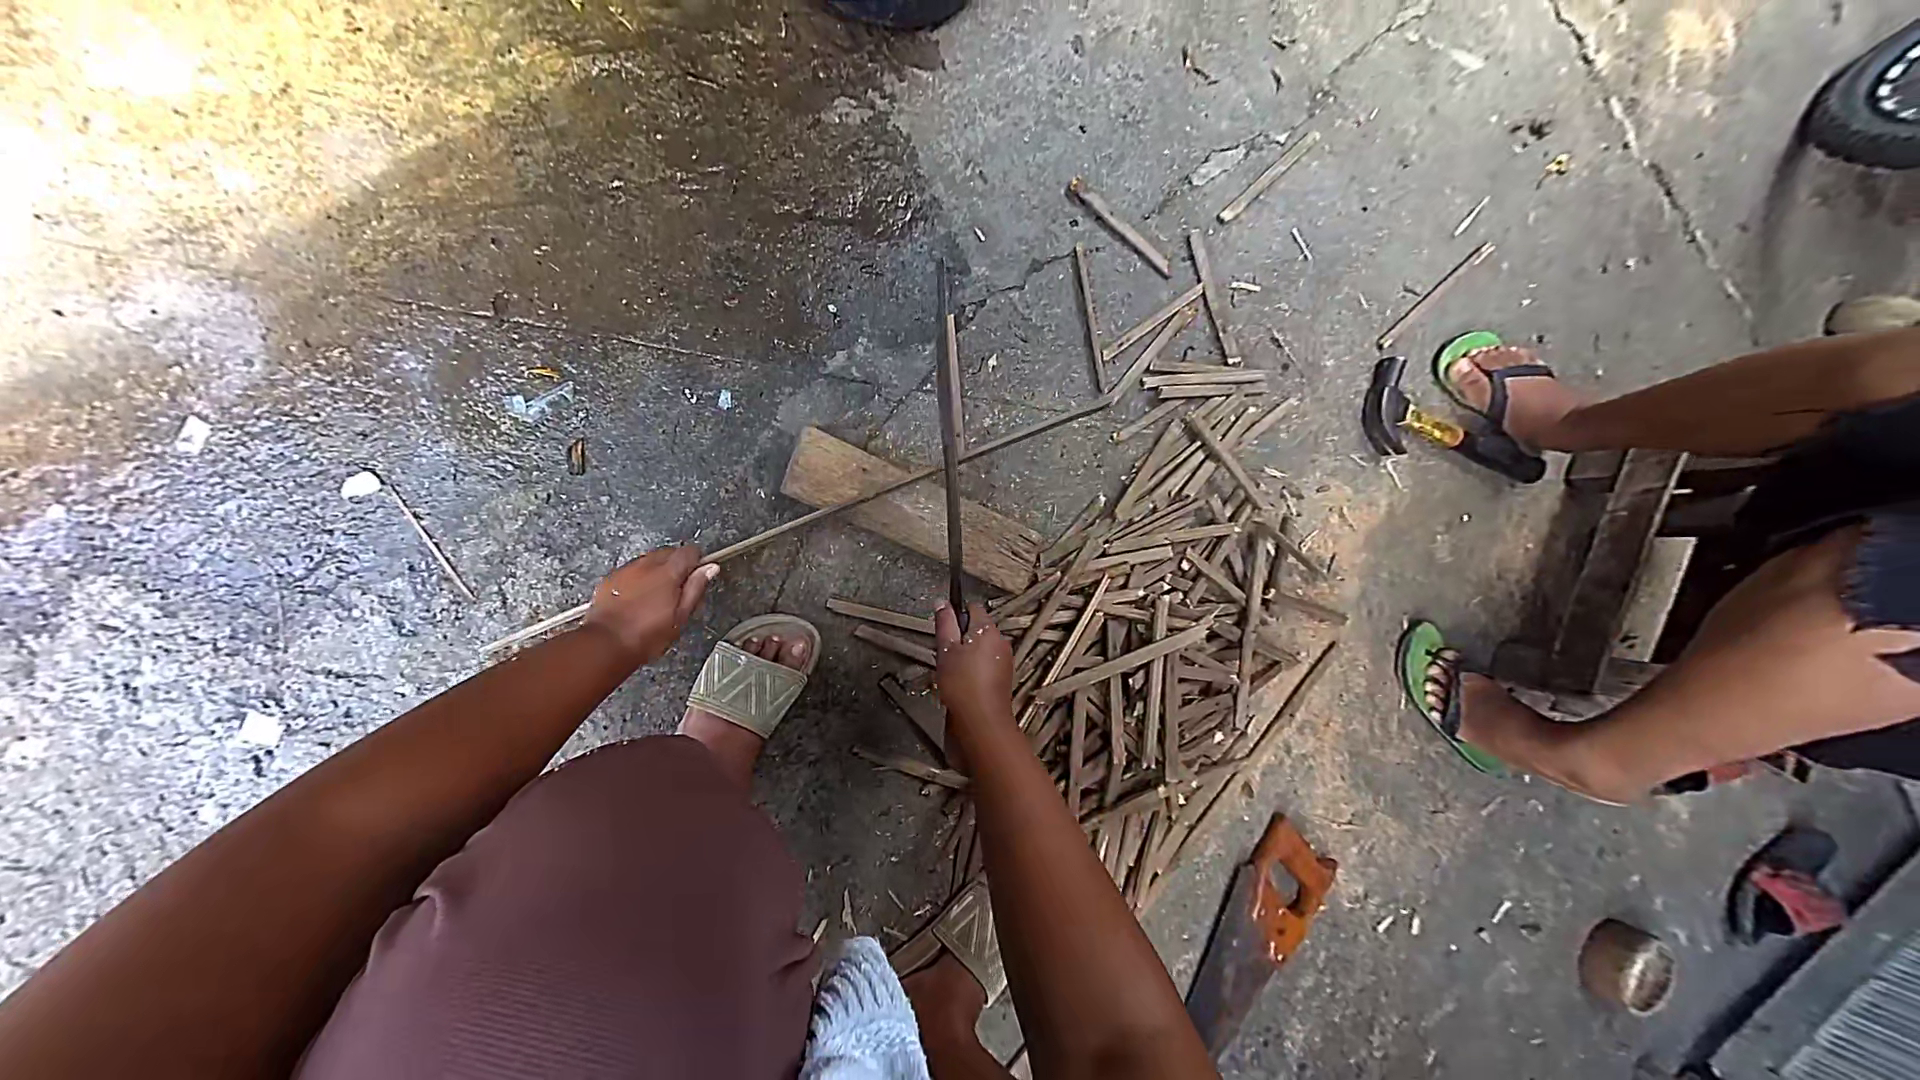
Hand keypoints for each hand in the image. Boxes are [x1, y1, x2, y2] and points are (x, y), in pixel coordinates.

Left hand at [584, 546, 716, 664]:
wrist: (605, 645)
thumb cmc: (644, 636)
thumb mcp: (681, 616)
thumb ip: (696, 588)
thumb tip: (710, 569)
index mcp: (668, 573)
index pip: (689, 552)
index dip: (697, 561)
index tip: (697, 574)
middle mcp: (646, 566)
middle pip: (668, 553)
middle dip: (677, 565)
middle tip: (678, 589)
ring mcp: (626, 571)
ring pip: (649, 560)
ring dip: (656, 571)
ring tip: (656, 597)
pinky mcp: (610, 579)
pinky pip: (630, 571)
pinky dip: (637, 579)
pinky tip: (637, 599)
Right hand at [933, 602, 1014, 765]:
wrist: (981, 722)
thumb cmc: (962, 685)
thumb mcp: (946, 650)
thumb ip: (944, 623)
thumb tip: (942, 603)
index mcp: (988, 630)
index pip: (973, 608)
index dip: (956, 615)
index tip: (944, 629)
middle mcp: (1000, 642)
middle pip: (977, 629)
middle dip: (960, 638)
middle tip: (946, 654)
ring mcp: (1004, 660)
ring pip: (981, 647)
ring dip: (966, 654)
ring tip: (953, 671)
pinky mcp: (1003, 677)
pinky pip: (986, 664)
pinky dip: (974, 668)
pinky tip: (962, 683)